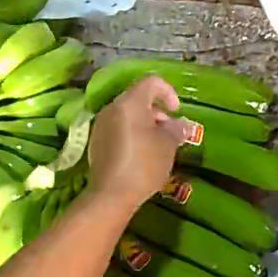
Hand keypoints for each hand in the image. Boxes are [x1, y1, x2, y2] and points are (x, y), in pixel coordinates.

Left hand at [86, 75, 194, 211]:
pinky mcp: (97, 141)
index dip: (168, 92)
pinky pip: (119, 128)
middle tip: (170, 132)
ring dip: (146, 124)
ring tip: (158, 145)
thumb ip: (176, 129)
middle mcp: (112, 108)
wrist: (111, 194)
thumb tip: (180, 123)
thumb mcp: (168, 145)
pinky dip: (133, 134)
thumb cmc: (144, 164)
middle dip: (157, 111)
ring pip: (128, 114)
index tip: (176, 111)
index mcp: (130, 103)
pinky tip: (142, 154)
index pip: (151, 82)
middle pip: (138, 98)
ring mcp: (101, 125)